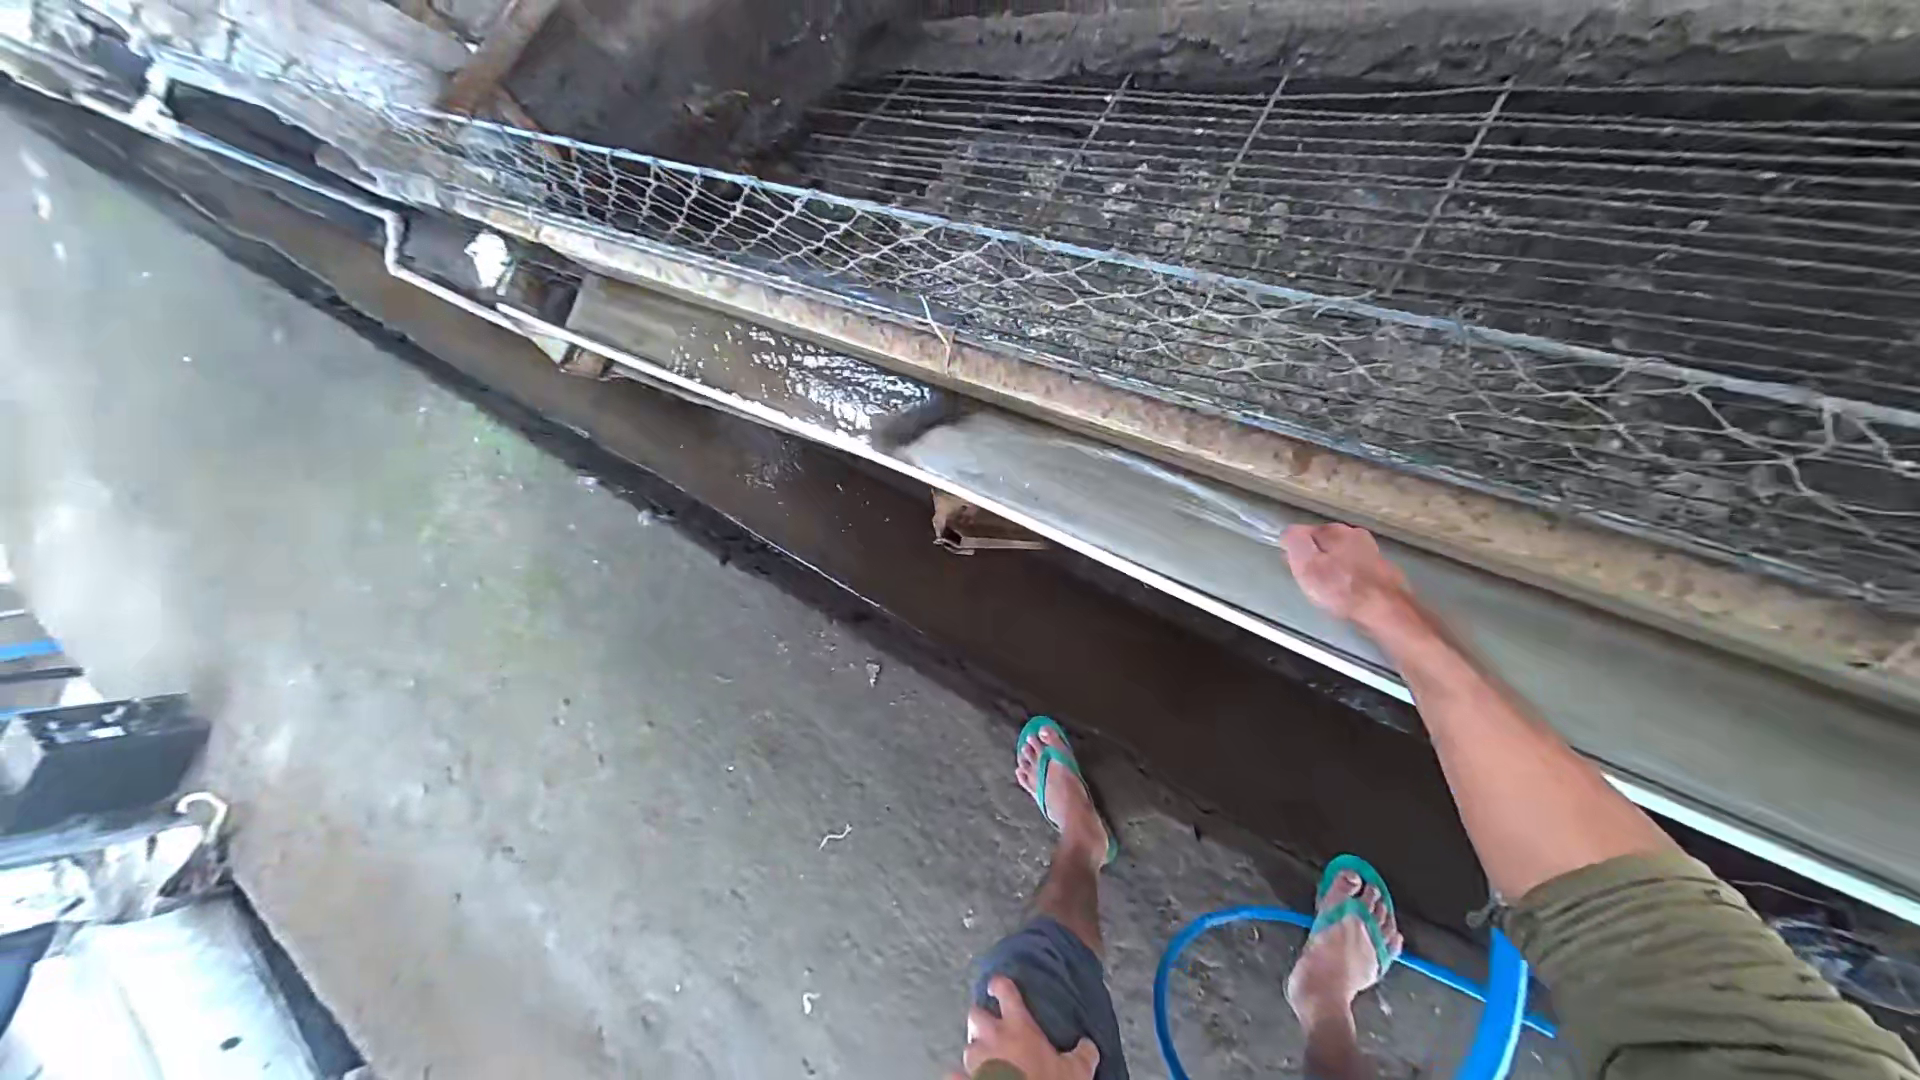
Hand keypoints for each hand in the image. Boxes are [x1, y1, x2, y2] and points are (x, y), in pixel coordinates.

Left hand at [945, 976, 1098, 1079]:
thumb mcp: (1076, 1072)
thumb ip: (1082, 1054)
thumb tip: (1089, 1045)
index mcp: (1017, 1025)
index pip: (1004, 989)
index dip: (999, 983)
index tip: (997, 984)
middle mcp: (993, 1036)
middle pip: (975, 1013)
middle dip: (980, 1019)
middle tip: (991, 1029)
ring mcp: (977, 1060)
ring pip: (967, 1045)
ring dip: (976, 1050)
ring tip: (985, 1059)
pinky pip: (955, 1075)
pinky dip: (959, 1076)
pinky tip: (962, 1078)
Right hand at [1281, 523, 1409, 625]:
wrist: (1387, 611)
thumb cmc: (1341, 589)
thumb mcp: (1306, 565)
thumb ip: (1294, 542)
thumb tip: (1289, 533)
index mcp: (1334, 530)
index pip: (1300, 533)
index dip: (1293, 552)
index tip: (1295, 569)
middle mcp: (1354, 533)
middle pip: (1320, 543)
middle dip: (1313, 559)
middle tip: (1311, 582)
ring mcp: (1371, 550)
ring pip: (1338, 555)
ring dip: (1331, 568)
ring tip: (1329, 590)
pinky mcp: (1382, 568)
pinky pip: (1354, 568)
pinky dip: (1347, 577)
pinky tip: (1347, 593)